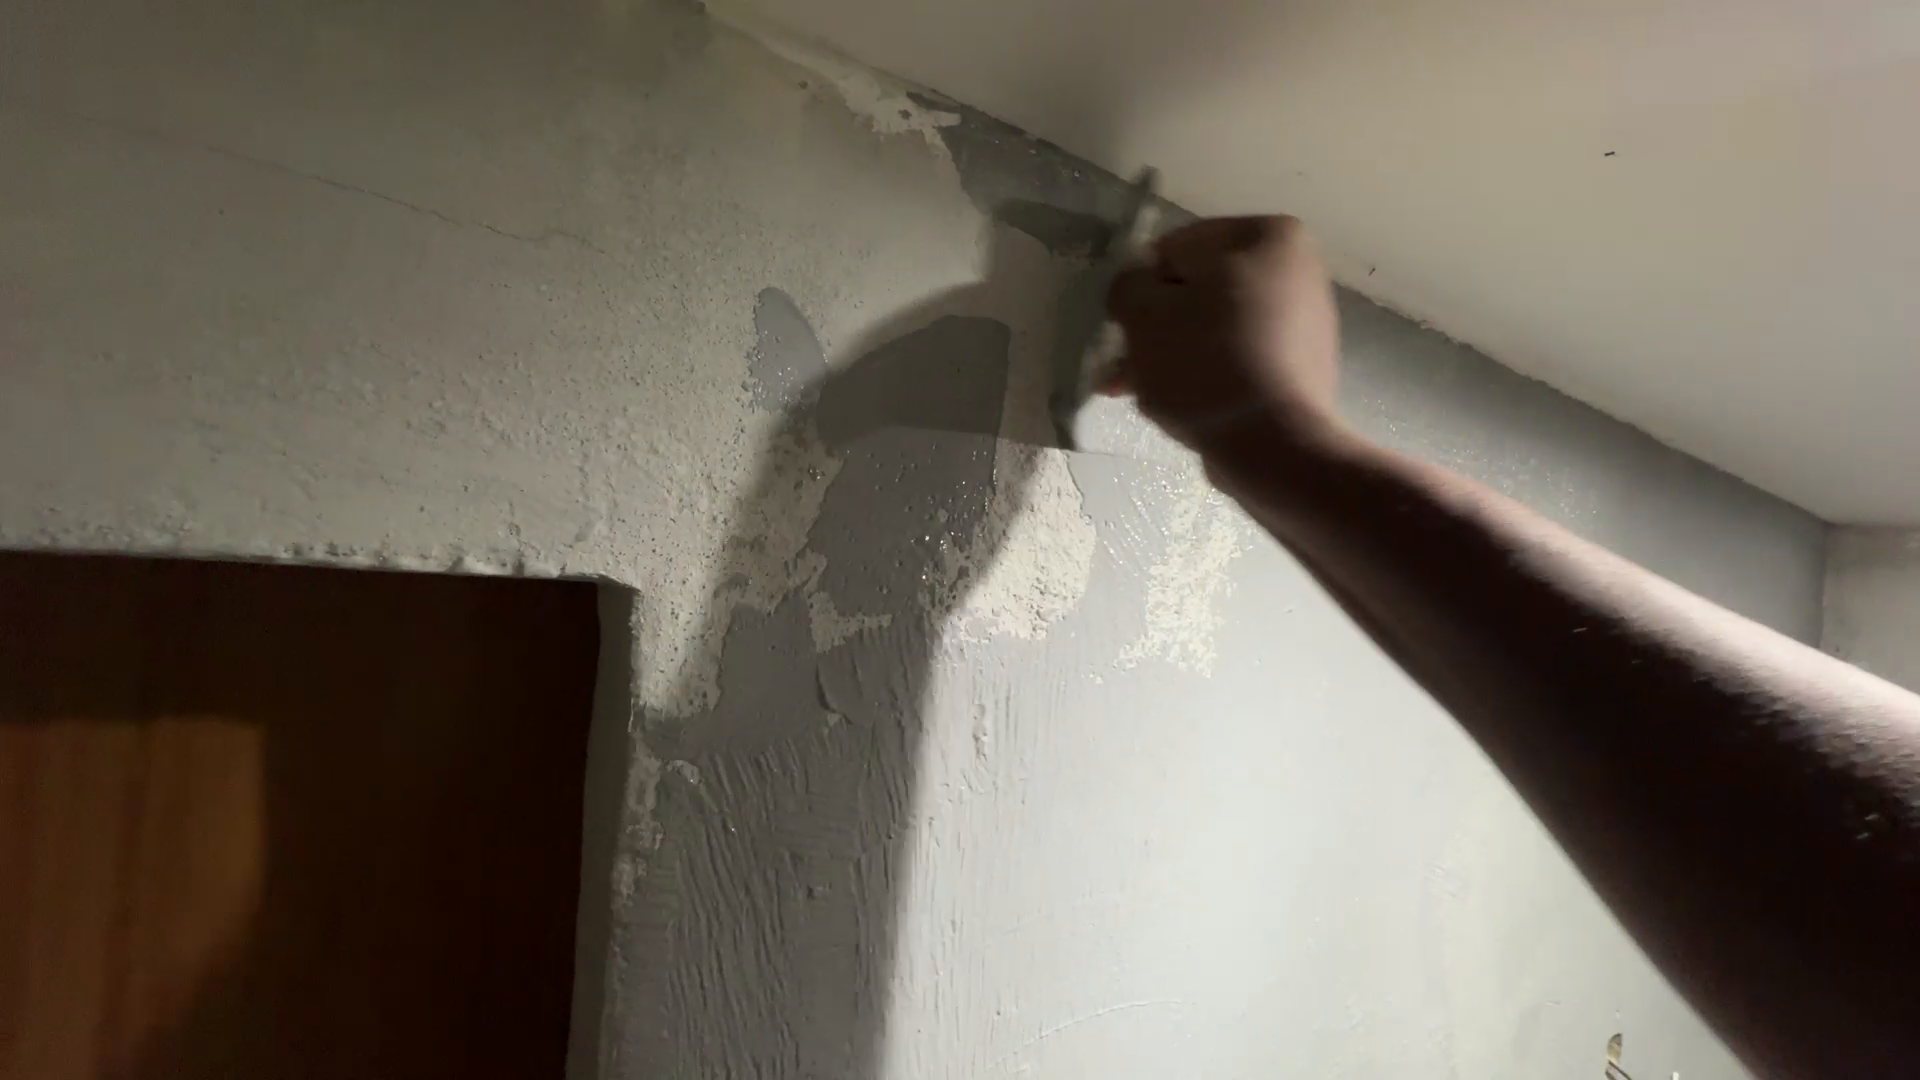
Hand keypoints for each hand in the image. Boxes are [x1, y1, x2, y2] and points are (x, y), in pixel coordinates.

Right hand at [1104, 215, 1343, 454]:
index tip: (1123, 331)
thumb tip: (1135, 289)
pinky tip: (1181, 405)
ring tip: (1140, 393)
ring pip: (1211, 330)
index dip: (1138, 291)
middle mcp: (1295, 268)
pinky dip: (1204, 376)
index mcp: (1265, 236)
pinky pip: (1236, 360)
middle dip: (1152, 331)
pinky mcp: (1299, 368)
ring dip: (1170, 357)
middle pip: (1195, 294)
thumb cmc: (1204, 365)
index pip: (1174, 249)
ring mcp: (1302, 321)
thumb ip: (1127, 287)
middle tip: (1122, 371)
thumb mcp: (1143, 314)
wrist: (1271, 444)